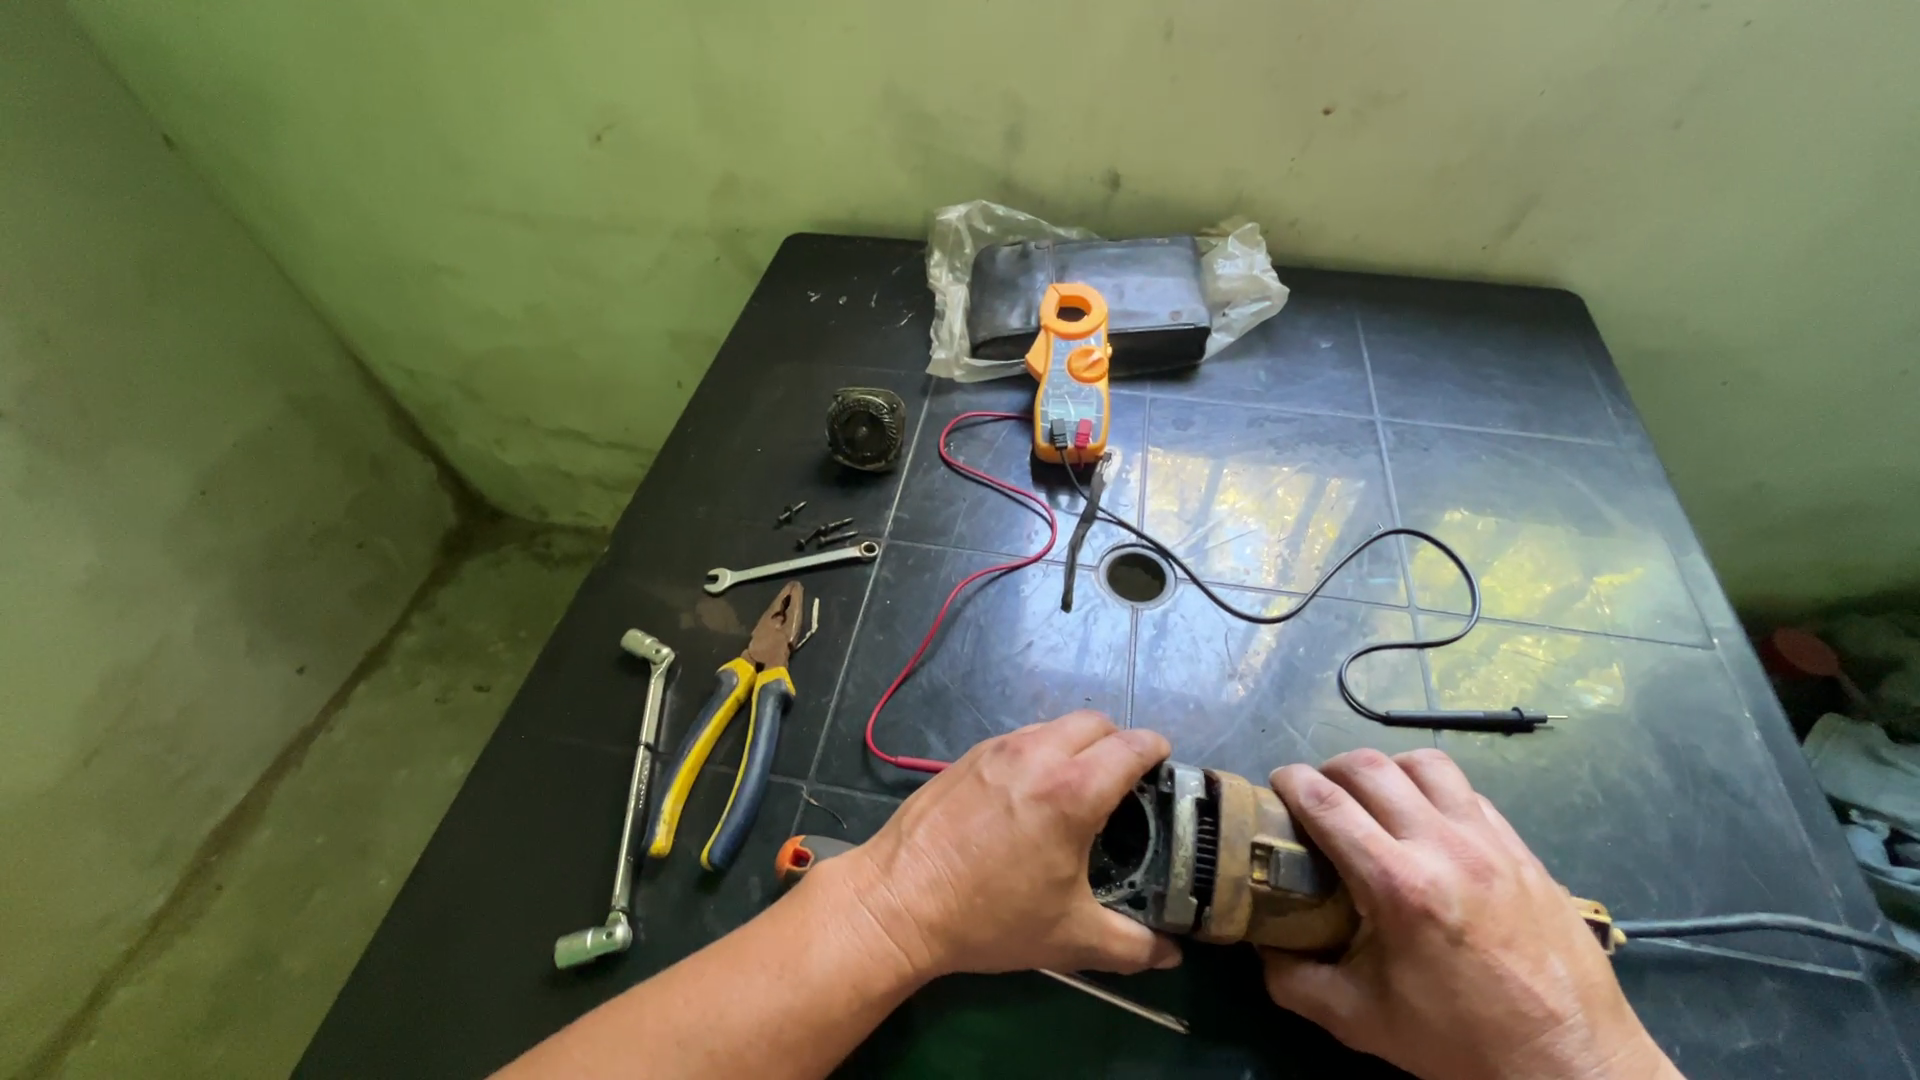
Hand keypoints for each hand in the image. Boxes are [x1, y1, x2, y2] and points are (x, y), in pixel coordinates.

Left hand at [826, 711, 1181, 979]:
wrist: (899, 902)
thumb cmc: (989, 918)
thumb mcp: (1069, 938)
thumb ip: (1132, 945)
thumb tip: (1172, 955)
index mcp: (1071, 790)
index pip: (1131, 746)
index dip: (1156, 751)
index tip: (1164, 767)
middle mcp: (1037, 754)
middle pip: (1095, 723)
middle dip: (1118, 742)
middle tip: (1123, 781)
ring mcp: (998, 748)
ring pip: (1054, 726)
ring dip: (1077, 745)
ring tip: (1077, 788)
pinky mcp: (969, 754)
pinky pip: (1020, 737)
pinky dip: (1040, 751)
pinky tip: (1030, 793)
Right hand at [1264, 749, 1680, 1079]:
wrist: (1576, 1069)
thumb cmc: (1462, 1044)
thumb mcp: (1360, 1021)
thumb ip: (1293, 979)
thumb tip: (1259, 945)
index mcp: (1398, 885)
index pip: (1326, 801)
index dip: (1289, 781)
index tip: (1275, 788)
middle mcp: (1444, 848)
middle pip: (1369, 766)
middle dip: (1328, 769)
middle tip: (1317, 796)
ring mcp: (1491, 843)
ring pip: (1424, 763)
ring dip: (1386, 770)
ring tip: (1373, 799)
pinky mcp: (1523, 850)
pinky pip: (1467, 792)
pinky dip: (1432, 792)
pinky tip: (1426, 825)